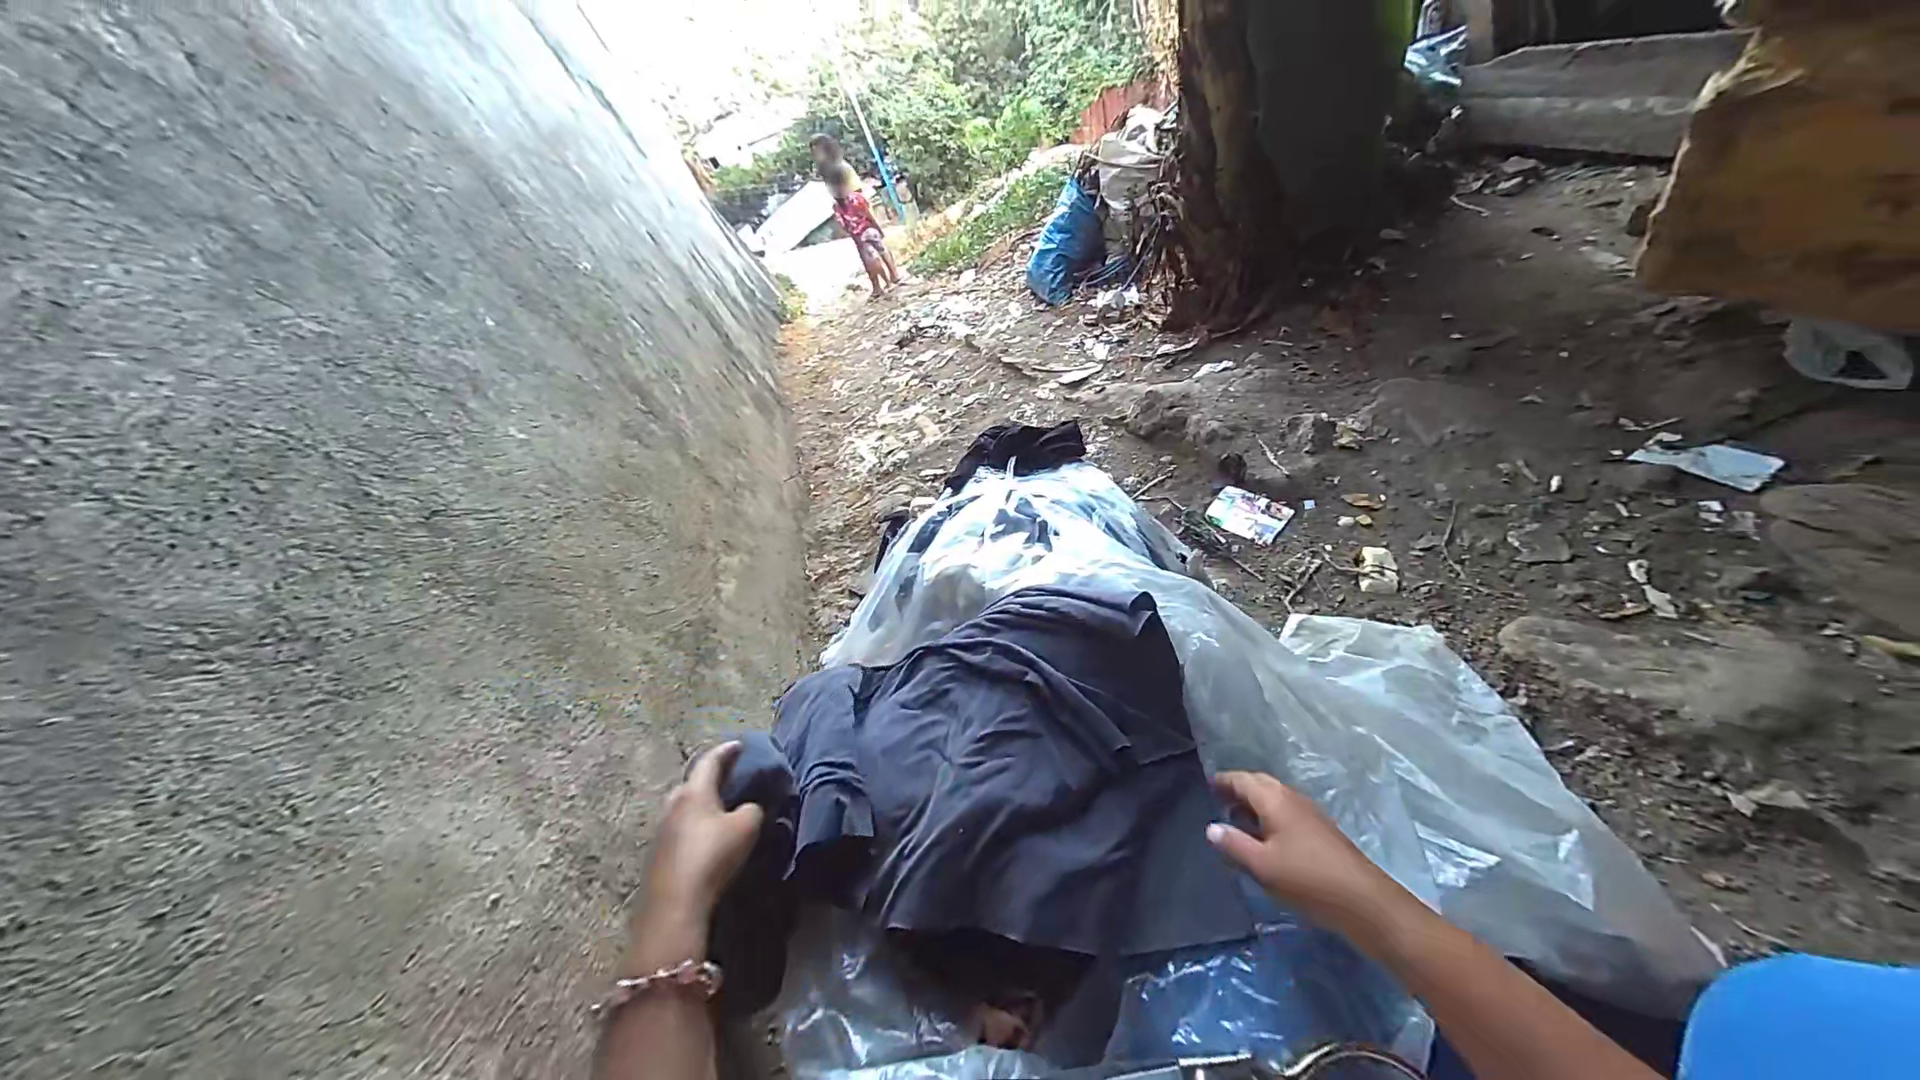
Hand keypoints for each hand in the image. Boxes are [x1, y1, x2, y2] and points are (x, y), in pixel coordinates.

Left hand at [643, 742, 764, 916]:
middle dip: (710, 779)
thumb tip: (748, 808)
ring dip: (700, 805)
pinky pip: (679, 829)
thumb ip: (752, 808)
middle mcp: (672, 805)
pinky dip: (694, 826)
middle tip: (728, 779)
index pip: (710, 761)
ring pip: (683, 807)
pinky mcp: (657, 856)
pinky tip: (705, 838)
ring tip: (719, 810)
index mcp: (694, 791)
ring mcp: (660, 831)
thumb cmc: (712, 856)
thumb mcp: (747, 826)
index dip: (727, 751)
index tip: (739, 745)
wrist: (673, 906)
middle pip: (692, 783)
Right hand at [1206, 771, 1406, 933]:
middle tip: (1220, 800)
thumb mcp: (1261, 865)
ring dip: (1255, 802)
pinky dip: (1270, 815)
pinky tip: (1266, 837)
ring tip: (1238, 819)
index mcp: (1274, 799)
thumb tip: (1211, 827)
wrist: (1365, 902)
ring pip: (1275, 797)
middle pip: (1260, 783)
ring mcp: (1310, 813)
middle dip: (1239, 788)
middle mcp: (1292, 798)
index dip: (1223, 781)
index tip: (1207, 785)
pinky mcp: (1321, 830)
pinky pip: (1287, 811)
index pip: (1242, 779)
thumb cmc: (1307, 878)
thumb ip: (1233, 844)